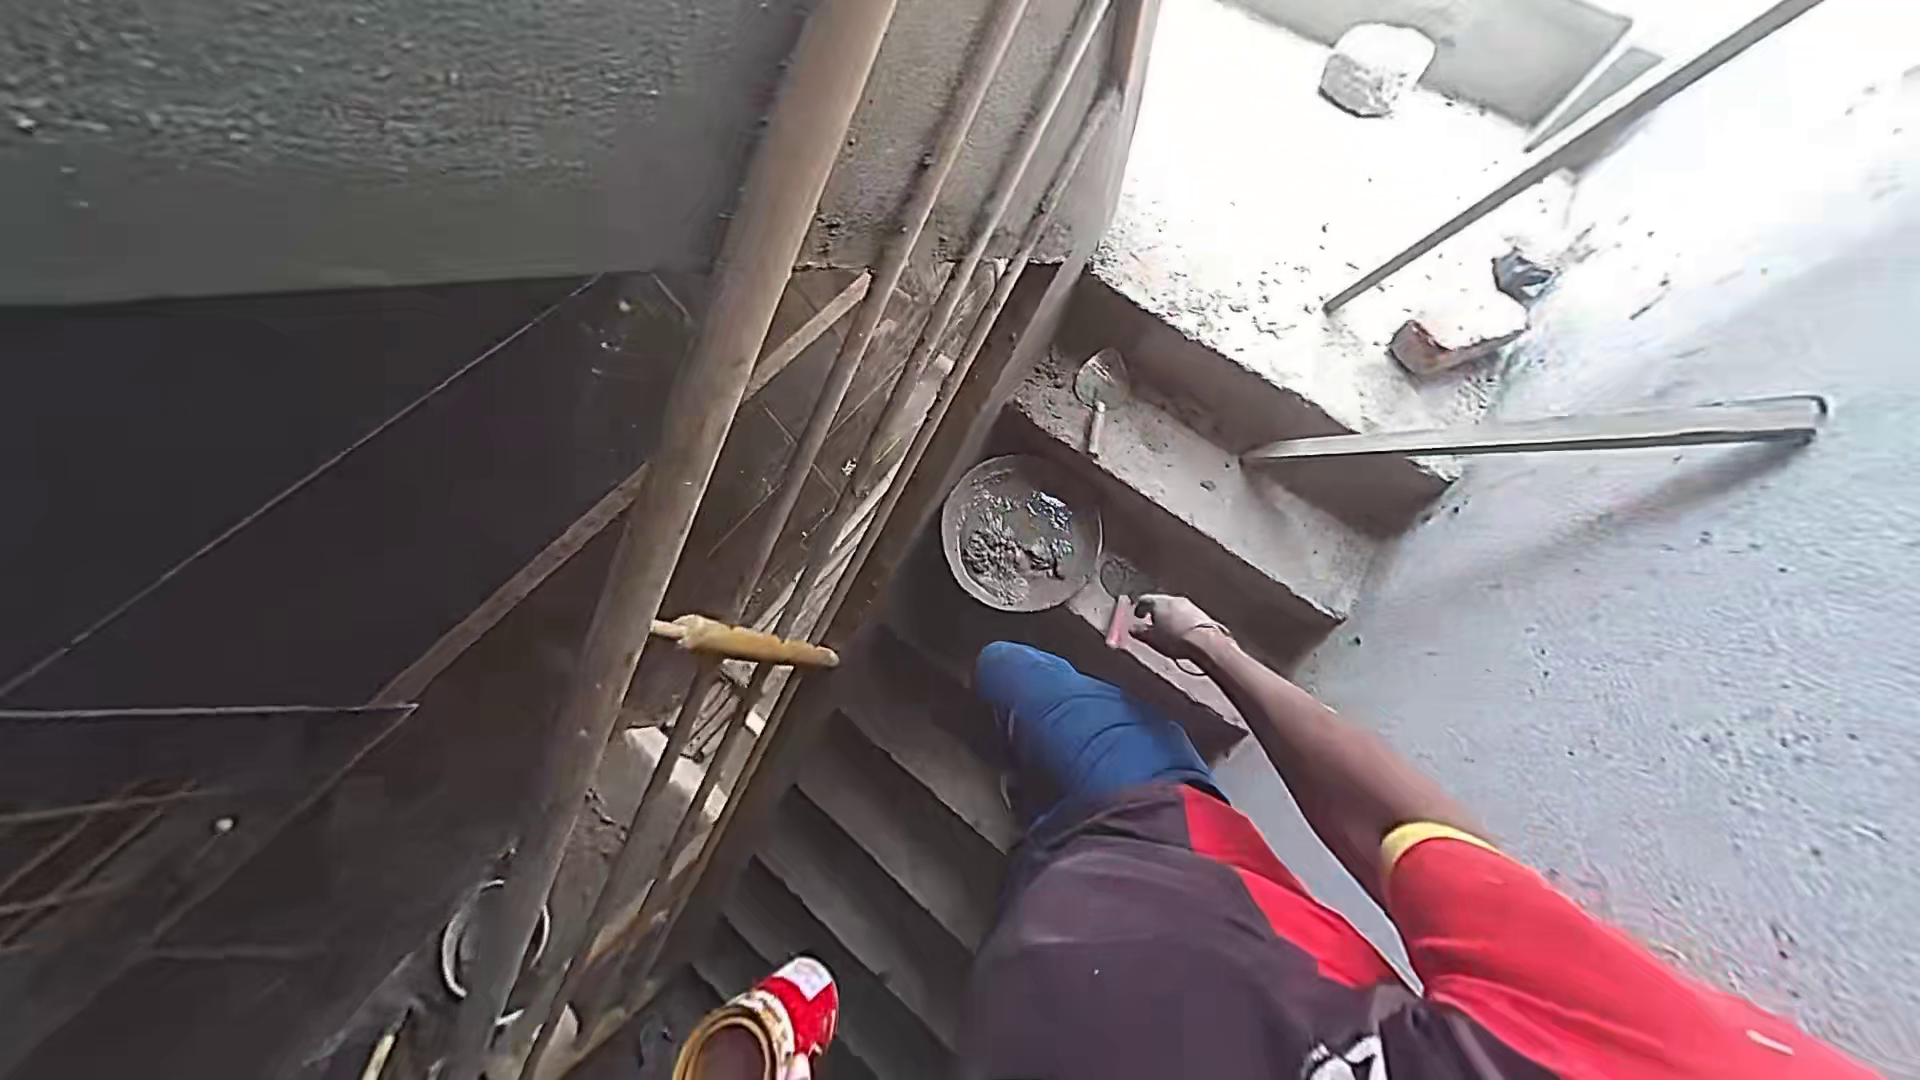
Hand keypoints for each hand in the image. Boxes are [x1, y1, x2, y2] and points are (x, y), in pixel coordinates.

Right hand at [1130, 594, 1229, 663]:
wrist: (1205, 643)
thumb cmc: (1177, 639)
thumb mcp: (1151, 639)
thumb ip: (1139, 632)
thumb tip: (1133, 629)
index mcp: (1159, 602)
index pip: (1144, 600)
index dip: (1138, 608)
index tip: (1138, 615)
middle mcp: (1174, 600)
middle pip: (1160, 603)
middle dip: (1155, 613)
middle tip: (1151, 625)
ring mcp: (1190, 606)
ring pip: (1175, 609)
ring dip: (1169, 618)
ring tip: (1167, 632)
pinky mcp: (1202, 615)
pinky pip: (1187, 616)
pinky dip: (1182, 622)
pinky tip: (1182, 634)